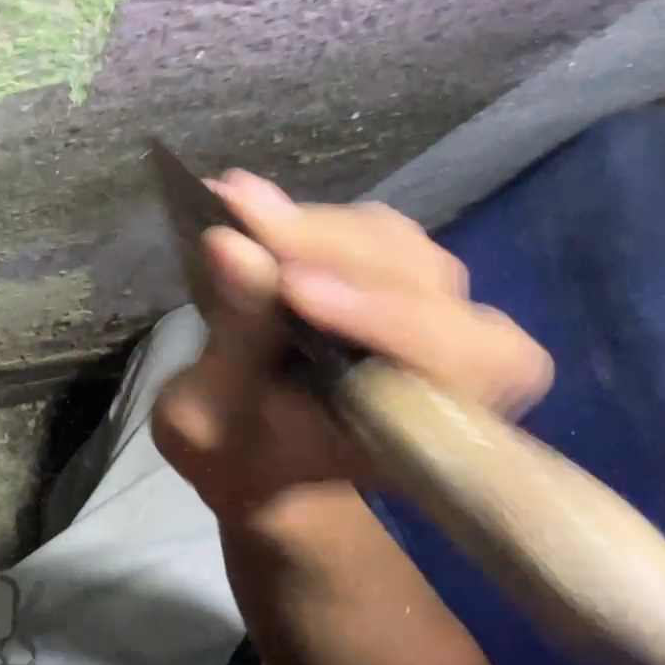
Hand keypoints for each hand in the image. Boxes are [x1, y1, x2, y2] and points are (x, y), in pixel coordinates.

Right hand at [152, 171, 553, 516]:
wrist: (254, 456)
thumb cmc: (234, 456)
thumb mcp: (208, 415)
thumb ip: (235, 340)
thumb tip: (228, 244)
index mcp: (420, 428)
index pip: (450, 358)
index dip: (380, 313)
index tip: (291, 286)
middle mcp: (455, 369)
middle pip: (422, 282)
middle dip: (330, 250)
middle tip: (242, 216)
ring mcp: (435, 317)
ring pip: (399, 248)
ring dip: (318, 229)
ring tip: (238, 208)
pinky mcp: (402, 284)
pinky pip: (376, 235)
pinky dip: (314, 221)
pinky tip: (254, 212)